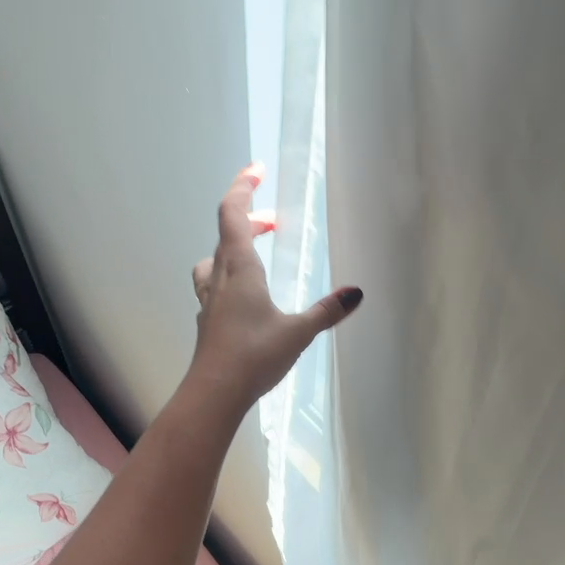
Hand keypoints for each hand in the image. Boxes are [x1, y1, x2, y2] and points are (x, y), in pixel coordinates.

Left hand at [187, 163, 361, 410]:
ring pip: (213, 263)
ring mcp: (209, 303)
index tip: (257, 170)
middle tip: (274, 223)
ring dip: (231, 250)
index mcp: (240, 269)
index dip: (243, 187)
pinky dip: (229, 281)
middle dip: (249, 220)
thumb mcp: (297, 333)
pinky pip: (215, 289)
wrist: (213, 394)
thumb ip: (326, 312)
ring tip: (254, 259)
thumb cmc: (254, 356)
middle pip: (225, 235)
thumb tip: (356, 294)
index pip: (234, 214)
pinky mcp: (208, 324)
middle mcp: (219, 279)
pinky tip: (246, 302)